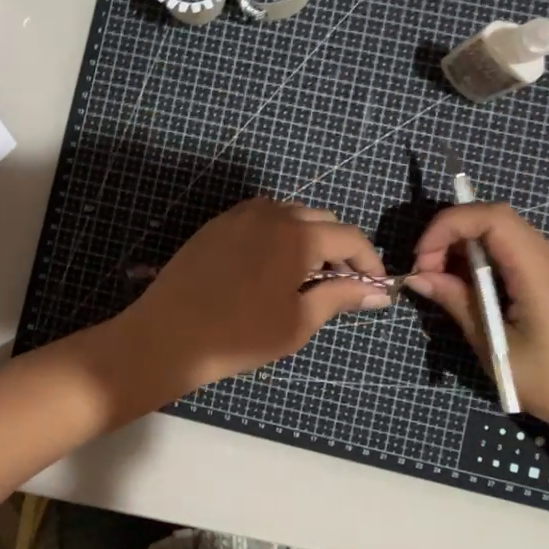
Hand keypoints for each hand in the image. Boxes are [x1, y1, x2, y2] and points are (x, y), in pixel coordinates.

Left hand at [122, 199, 388, 392]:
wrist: (169, 334)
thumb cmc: (241, 335)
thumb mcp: (298, 321)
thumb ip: (341, 297)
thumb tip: (379, 292)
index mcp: (297, 234)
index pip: (349, 236)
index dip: (369, 260)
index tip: (376, 287)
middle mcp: (271, 213)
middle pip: (321, 220)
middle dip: (339, 249)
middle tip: (342, 286)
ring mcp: (239, 215)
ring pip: (290, 215)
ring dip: (308, 239)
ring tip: (306, 278)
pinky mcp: (217, 225)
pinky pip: (260, 219)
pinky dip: (278, 235)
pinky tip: (271, 269)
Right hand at [404, 203, 548, 445]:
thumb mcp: (497, 349)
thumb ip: (458, 304)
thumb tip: (420, 278)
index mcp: (540, 271)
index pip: (491, 216)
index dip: (449, 225)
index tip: (422, 259)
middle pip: (498, 222)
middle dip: (454, 239)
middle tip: (429, 277)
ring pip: (510, 241)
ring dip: (472, 255)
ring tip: (449, 291)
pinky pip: (523, 262)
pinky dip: (493, 269)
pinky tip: (480, 301)